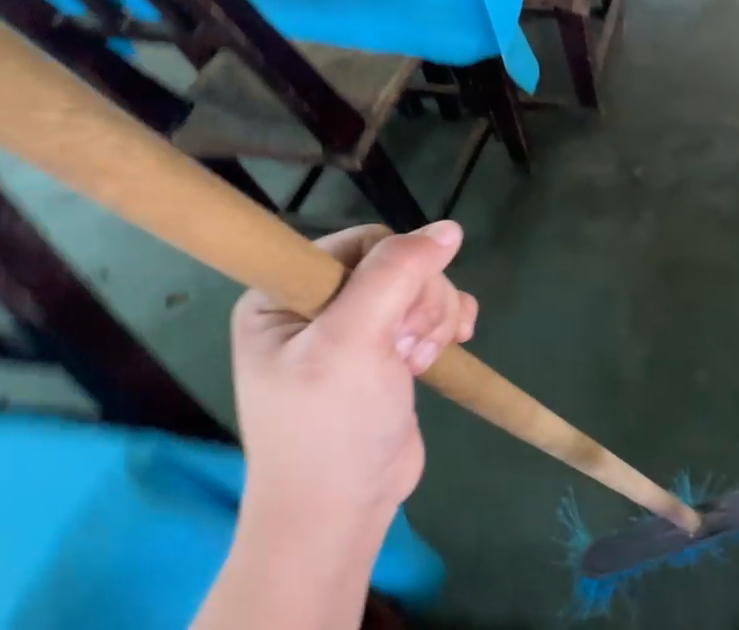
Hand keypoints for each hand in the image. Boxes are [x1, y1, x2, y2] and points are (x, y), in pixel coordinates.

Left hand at [229, 220, 477, 518]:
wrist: (342, 509)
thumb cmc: (330, 427)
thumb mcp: (353, 342)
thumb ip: (395, 275)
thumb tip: (448, 229)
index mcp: (284, 293)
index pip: (362, 244)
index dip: (396, 271)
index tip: (396, 321)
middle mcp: (316, 304)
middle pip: (399, 265)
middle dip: (420, 302)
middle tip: (408, 349)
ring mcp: (354, 329)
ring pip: (422, 287)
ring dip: (436, 317)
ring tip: (422, 360)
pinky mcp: (387, 351)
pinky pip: (432, 312)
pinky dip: (449, 323)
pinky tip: (455, 344)